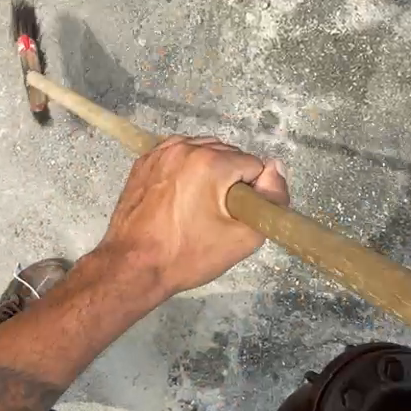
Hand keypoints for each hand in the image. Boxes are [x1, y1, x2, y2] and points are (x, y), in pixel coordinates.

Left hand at [94, 136, 288, 299]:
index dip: (254, 192)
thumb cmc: (188, 254)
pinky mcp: (143, 162)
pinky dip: (186, 168)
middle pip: (227, 153)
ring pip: (202, 150)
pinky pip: (177, 154)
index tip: (238, 215)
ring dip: (210, 171)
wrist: (134, 263)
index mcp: (209, 162)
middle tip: (220, 213)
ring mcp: (159, 152)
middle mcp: (183, 148)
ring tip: (201, 205)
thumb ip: (271, 199)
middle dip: (232, 179)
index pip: (254, 165)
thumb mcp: (243, 236)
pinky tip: (182, 195)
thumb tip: (276, 166)